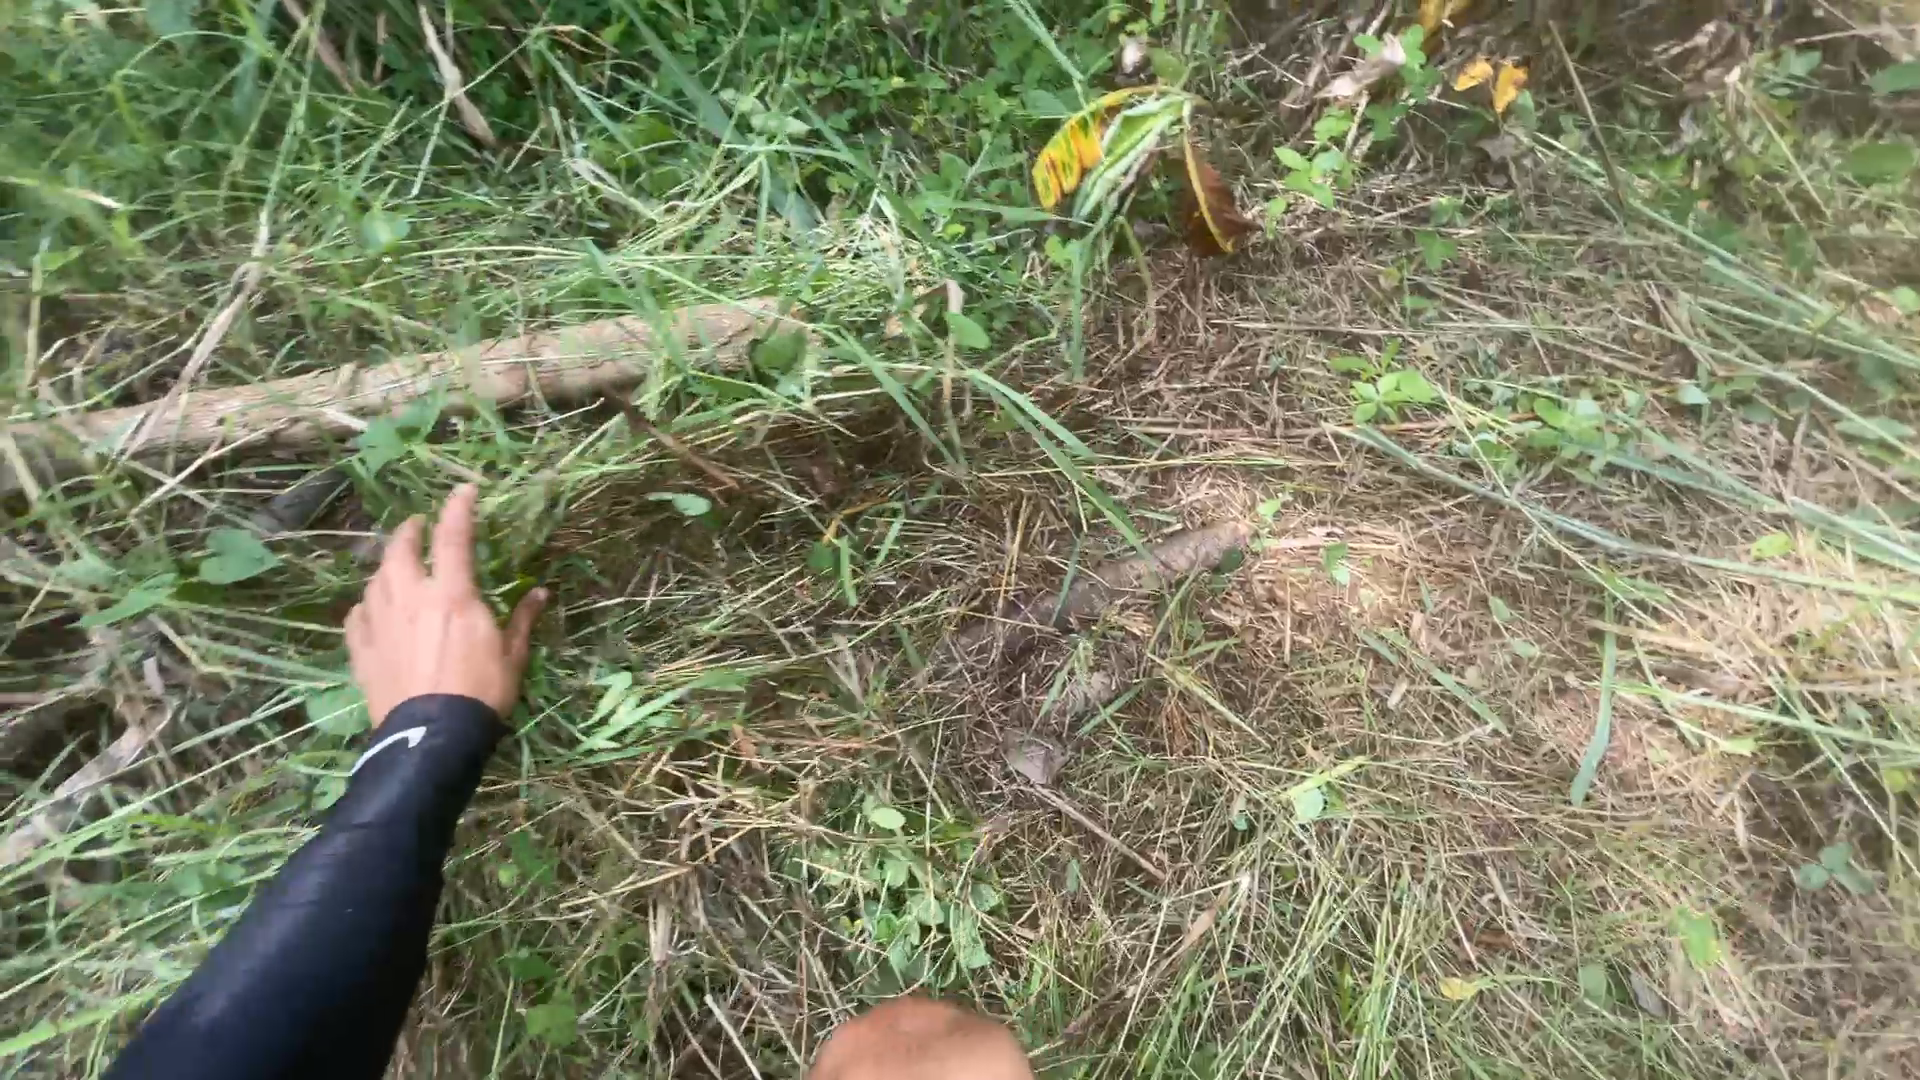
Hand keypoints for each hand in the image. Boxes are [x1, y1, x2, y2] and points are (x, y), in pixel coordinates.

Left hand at [346, 484, 547, 726]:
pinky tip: (373, 606)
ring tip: (398, 564)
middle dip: (410, 532)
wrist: (433, 735)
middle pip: (401, 552)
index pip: (454, 538)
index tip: (464, 490)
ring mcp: (380, 623)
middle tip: (418, 525)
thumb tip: (540, 593)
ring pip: (376, 580)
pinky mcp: (362, 649)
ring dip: (388, 565)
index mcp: (453, 595)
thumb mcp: (513, 653)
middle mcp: (411, 599)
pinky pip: (358, 614)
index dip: (458, 509)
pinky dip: (368, 602)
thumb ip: (522, 619)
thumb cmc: (483, 690)